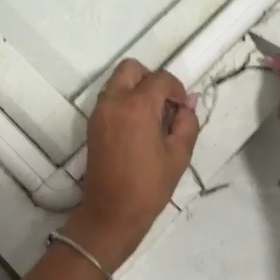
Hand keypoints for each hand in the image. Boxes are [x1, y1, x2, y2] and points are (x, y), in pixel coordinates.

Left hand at [66, 59, 199, 271]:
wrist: (112, 211)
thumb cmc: (149, 185)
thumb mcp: (179, 155)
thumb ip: (187, 122)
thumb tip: (187, 104)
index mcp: (137, 106)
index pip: (160, 78)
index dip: (176, 88)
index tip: (182, 108)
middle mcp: (114, 101)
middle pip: (131, 68)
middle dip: (151, 79)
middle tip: (164, 104)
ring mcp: (99, 111)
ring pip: (118, 81)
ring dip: (136, 89)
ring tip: (152, 118)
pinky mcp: (92, 124)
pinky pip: (110, 98)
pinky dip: (124, 101)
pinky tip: (138, 127)